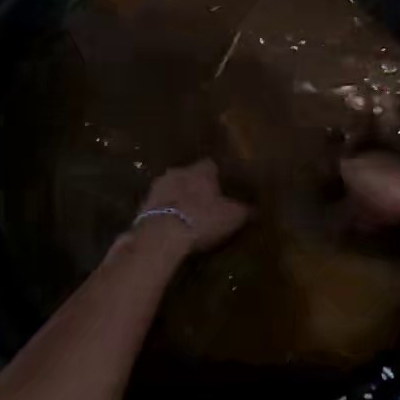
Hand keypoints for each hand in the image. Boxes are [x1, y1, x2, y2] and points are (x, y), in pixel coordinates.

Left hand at [129, 160, 250, 255]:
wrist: (161, 235)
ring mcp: (157, 187)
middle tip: (204, 203)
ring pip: (171, 188)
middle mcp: (178, 171)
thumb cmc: (202, 219)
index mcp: (201, 170)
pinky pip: (158, 205)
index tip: (221, 188)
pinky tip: (171, 226)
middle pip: (188, 175)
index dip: (216, 176)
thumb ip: (244, 211)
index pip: (210, 165)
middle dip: (194, 186)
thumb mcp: (232, 217)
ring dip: (177, 198)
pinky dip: (165, 212)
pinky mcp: (143, 205)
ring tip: (186, 216)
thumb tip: (256, 209)